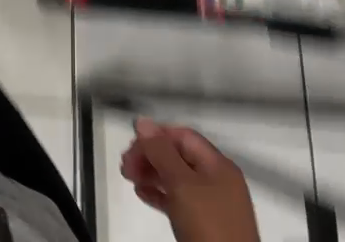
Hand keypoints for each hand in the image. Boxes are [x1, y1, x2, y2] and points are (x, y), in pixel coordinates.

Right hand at [120, 119, 260, 241]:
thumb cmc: (207, 223)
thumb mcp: (181, 183)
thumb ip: (160, 151)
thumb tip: (142, 122)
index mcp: (218, 165)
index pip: (182, 135)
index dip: (155, 136)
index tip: (131, 147)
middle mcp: (217, 179)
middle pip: (178, 155)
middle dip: (150, 156)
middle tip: (126, 166)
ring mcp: (212, 202)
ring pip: (176, 177)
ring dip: (151, 173)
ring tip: (130, 179)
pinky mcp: (205, 222)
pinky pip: (178, 198)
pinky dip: (159, 193)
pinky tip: (143, 195)